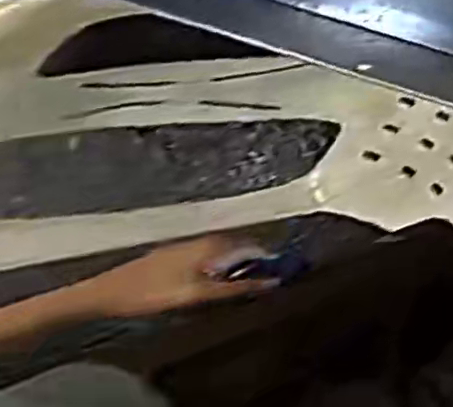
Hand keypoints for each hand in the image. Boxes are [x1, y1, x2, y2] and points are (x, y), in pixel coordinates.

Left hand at [79, 235, 276, 318]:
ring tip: (224, 284)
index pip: (257, 246)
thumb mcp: (195, 295)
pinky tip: (199, 280)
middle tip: (247, 282)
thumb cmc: (149, 293)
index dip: (268, 260)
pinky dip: (211, 264)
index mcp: (217, 243)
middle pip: (239, 247)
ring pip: (220, 251)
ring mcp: (186, 244)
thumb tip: (274, 282)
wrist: (96, 296)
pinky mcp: (170, 253)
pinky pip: (203, 255)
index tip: (273, 274)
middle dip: (247, 263)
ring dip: (229, 264)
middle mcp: (207, 238)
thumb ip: (236, 288)